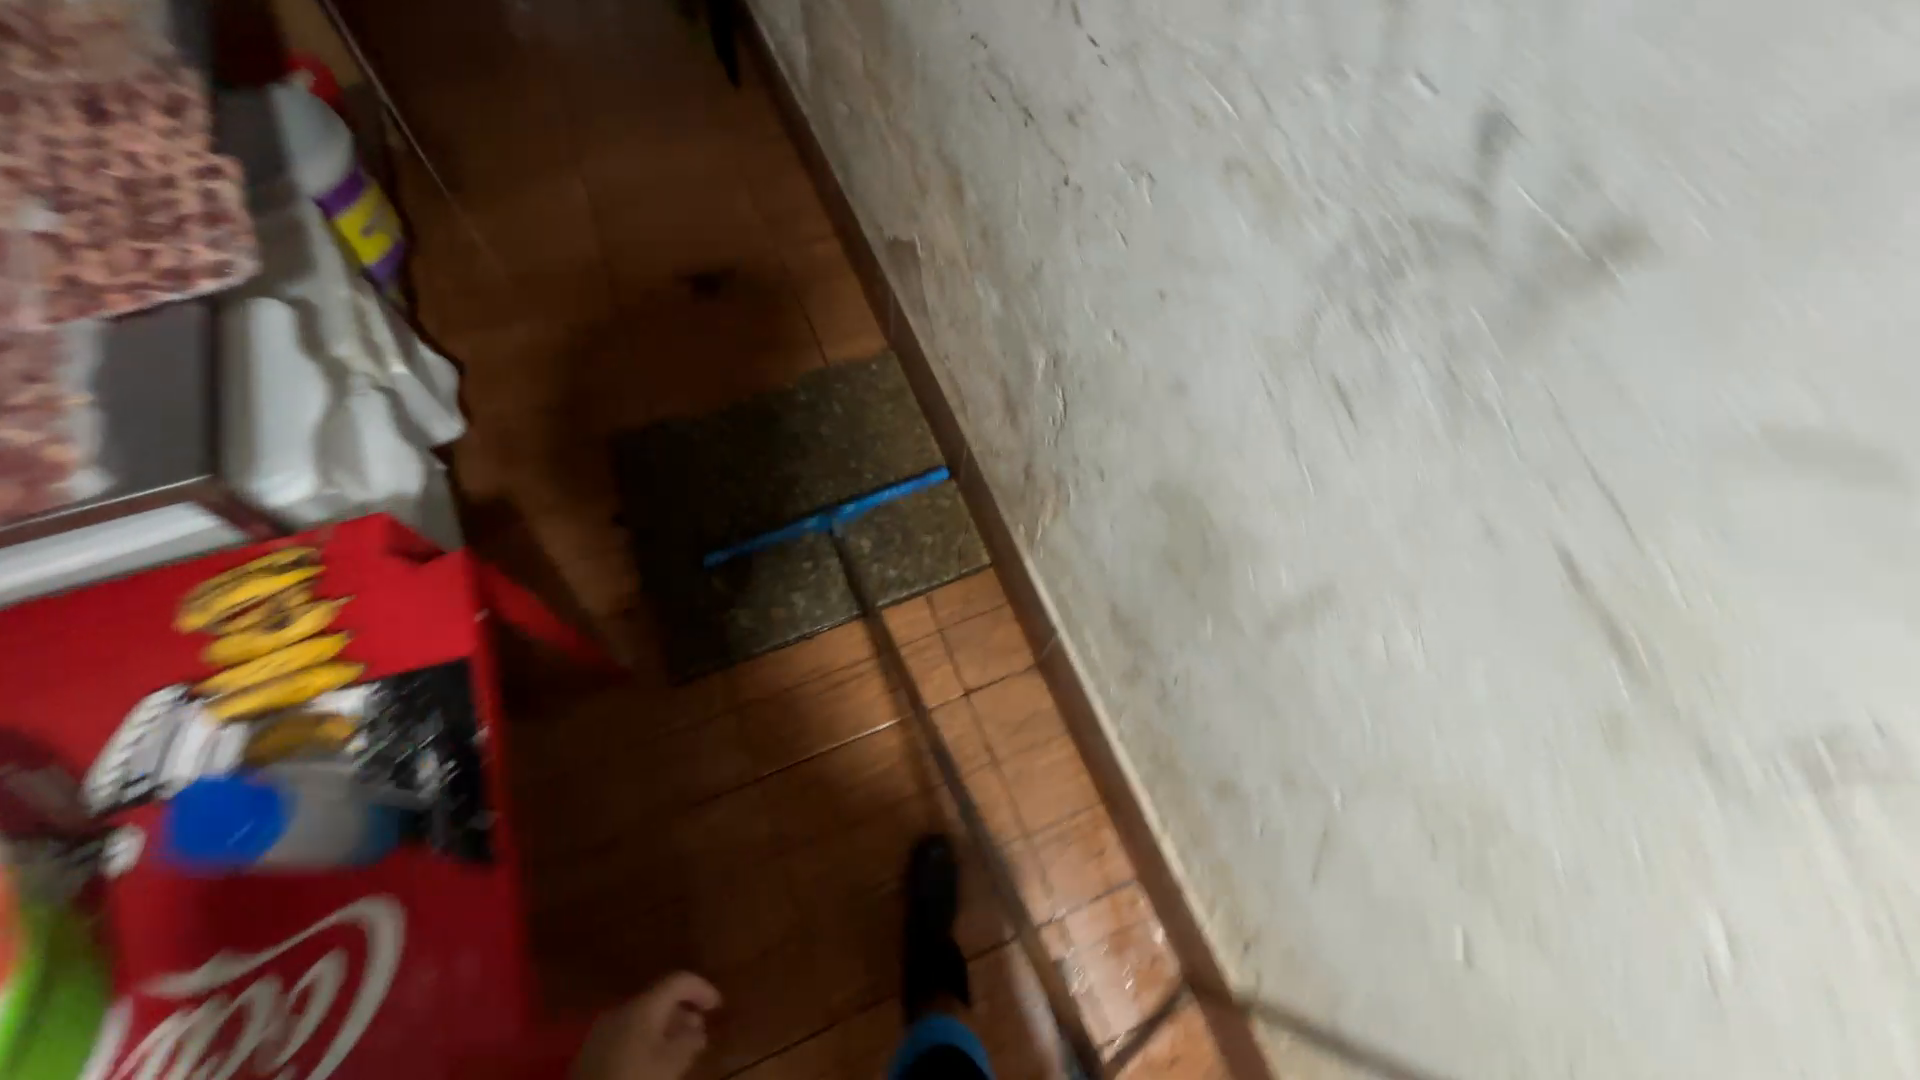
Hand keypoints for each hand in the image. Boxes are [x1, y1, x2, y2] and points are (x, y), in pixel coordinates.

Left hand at [572, 972, 722, 1079]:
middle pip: (659, 998)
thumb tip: (697, 1029)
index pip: (678, 980)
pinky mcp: (593, 1049)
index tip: (717, 1006)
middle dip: (683, 1011)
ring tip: (679, 1049)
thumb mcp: (670, 1065)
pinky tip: (652, 1060)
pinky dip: (646, 1038)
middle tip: (699, 1031)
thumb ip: (689, 1042)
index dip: (702, 988)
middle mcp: (621, 1009)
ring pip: (643, 1017)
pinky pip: (627, 1032)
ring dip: (665, 1027)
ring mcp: (603, 1029)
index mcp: (642, 1007)